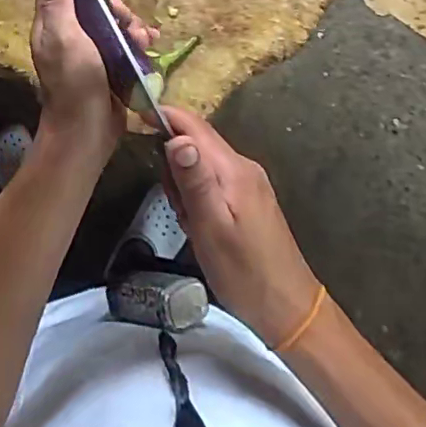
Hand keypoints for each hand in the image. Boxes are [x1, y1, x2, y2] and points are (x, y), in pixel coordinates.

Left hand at [29, 0, 158, 164]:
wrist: (87, 131)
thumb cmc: (74, 82)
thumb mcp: (63, 37)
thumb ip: (58, 4)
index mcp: (54, 26)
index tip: (111, 4)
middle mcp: (71, 38)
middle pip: (101, 12)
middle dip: (122, 15)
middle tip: (132, 28)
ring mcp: (92, 55)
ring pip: (117, 29)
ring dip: (135, 30)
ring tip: (145, 41)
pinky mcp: (110, 71)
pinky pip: (127, 49)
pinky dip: (140, 46)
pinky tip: (151, 48)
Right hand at [160, 105, 322, 348]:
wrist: (289, 311)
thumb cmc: (244, 271)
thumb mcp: (211, 227)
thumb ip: (193, 180)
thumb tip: (176, 138)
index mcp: (234, 169)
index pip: (194, 126)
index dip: (164, 116)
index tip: (136, 117)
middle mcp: (242, 167)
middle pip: (195, 144)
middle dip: (174, 166)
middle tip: (176, 205)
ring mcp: (247, 183)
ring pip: (200, 164)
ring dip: (184, 185)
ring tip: (190, 221)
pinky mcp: (247, 199)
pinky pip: (211, 181)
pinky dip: (196, 197)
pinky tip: (200, 226)